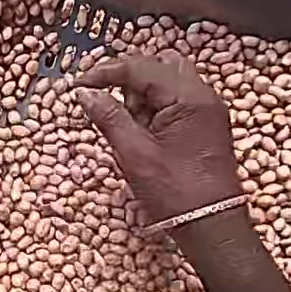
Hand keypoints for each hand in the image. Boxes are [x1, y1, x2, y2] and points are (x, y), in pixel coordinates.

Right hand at [73, 52, 243, 225]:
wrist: (211, 226)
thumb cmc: (174, 192)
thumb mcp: (134, 153)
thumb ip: (109, 117)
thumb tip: (85, 93)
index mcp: (188, 97)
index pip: (141, 67)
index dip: (105, 73)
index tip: (79, 85)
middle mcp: (203, 96)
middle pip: (158, 66)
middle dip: (127, 81)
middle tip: (109, 107)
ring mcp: (208, 110)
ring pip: (168, 82)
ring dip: (141, 95)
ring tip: (128, 126)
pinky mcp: (206, 125)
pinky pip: (176, 101)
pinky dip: (155, 108)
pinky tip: (142, 133)